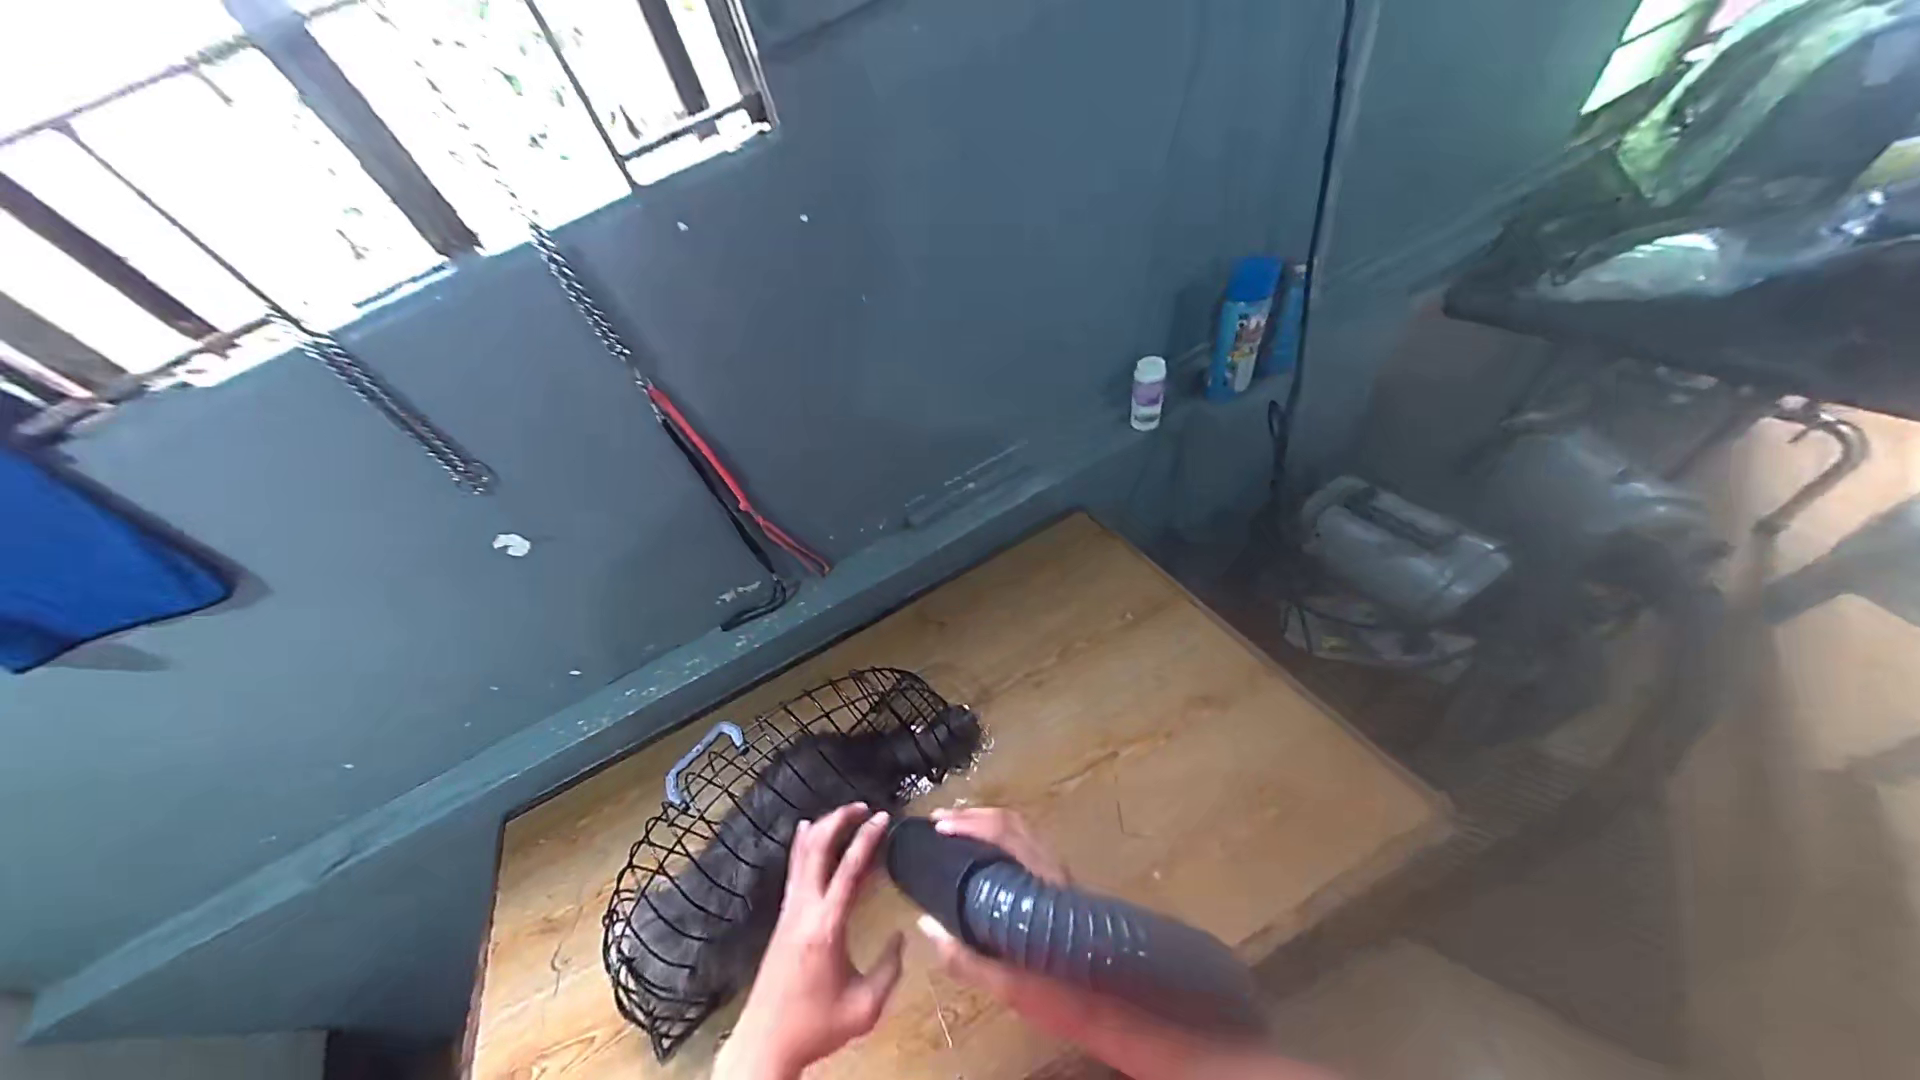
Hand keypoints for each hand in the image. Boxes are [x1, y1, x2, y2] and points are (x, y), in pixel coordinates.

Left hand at [714, 804, 904, 1079]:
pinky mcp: (783, 917)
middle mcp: (804, 909)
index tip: (882, 817)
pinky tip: (809, 830)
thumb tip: (902, 936)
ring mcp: (789, 911)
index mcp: (826, 927)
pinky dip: (805, 844)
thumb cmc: (817, 1026)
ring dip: (824, 827)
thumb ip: (890, 968)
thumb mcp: (865, 1007)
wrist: (766, 1043)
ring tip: (846, 814)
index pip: (848, 870)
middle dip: (840, 820)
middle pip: (817, 848)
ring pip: (802, 853)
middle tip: (864, 808)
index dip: (867, 839)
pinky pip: (795, 868)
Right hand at [920, 808, 1099, 1041]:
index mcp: (1041, 883)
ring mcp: (1059, 875)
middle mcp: (1052, 869)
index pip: (1004, 833)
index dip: (969, 824)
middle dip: (973, 816)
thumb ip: (966, 959)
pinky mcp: (1059, 885)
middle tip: (938, 821)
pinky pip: (1025, 844)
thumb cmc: (1064, 998)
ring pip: (1021, 830)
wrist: (1119, 1012)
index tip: (937, 827)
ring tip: (954, 829)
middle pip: (1012, 822)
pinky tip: (981, 855)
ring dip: (986, 823)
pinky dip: (998, 837)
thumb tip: (927, 925)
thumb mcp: (1010, 986)